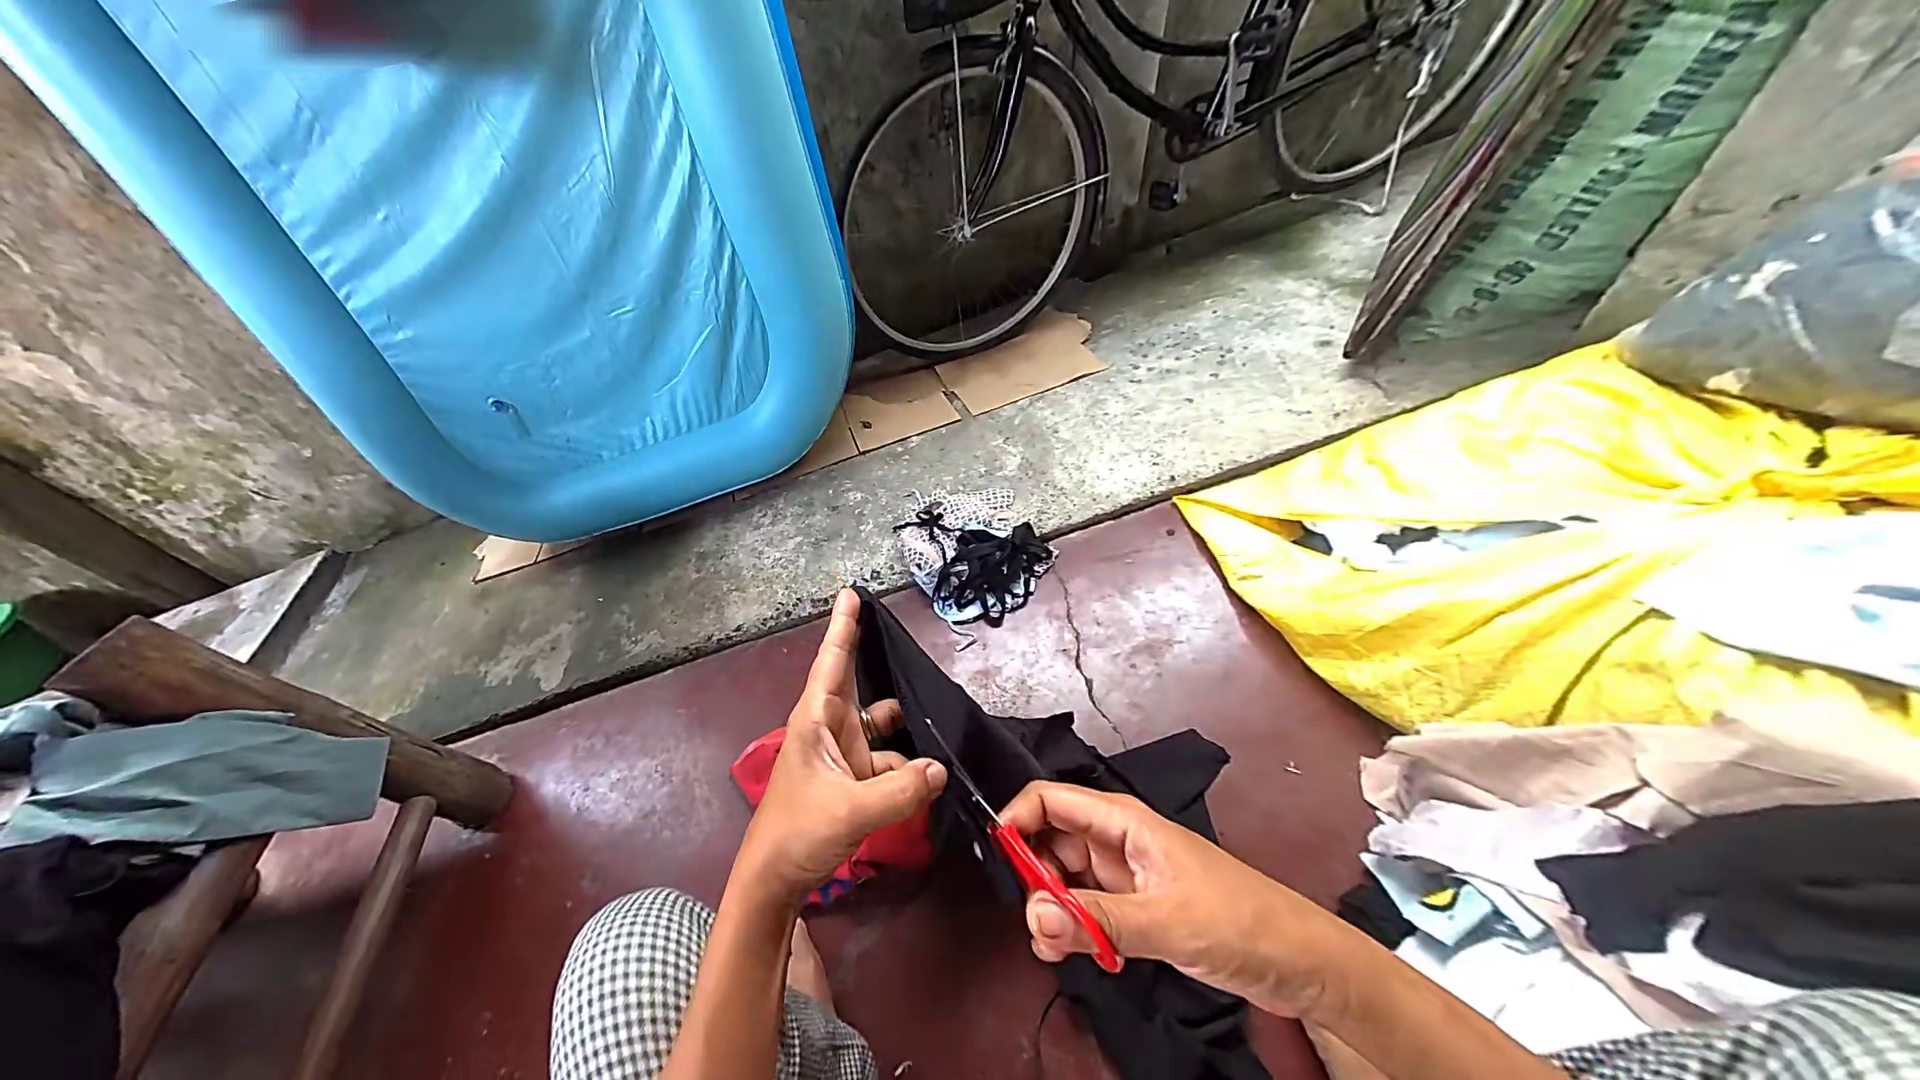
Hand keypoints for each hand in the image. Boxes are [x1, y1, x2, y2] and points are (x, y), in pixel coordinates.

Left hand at [736, 589, 947, 900]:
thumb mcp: (849, 812)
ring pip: (885, 731)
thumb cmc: (796, 834)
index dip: (843, 628)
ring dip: (909, 736)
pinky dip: (909, 771)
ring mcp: (844, 756)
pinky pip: (890, 764)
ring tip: (943, 734)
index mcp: (816, 722)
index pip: (831, 663)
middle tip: (905, 640)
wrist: (773, 883)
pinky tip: (929, 781)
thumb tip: (940, 769)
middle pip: (861, 688)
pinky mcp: (855, 782)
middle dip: (879, 665)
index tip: (851, 594)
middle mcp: (831, 730)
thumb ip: (899, 791)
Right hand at [999, 781, 1351, 1018]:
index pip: (1050, 799)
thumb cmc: (1239, 920)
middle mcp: (1116, 841)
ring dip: (1053, 910)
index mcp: (1122, 821)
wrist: (1297, 959)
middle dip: (1033, 878)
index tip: (999, 860)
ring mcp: (1123, 874)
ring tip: (1059, 946)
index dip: (1017, 820)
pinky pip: (1085, 909)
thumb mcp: (1165, 920)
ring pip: (1064, 879)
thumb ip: (1097, 919)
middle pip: (1050, 841)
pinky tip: (1085, 952)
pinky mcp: (1133, 906)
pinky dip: (1075, 928)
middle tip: (1037, 923)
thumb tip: (1034, 915)